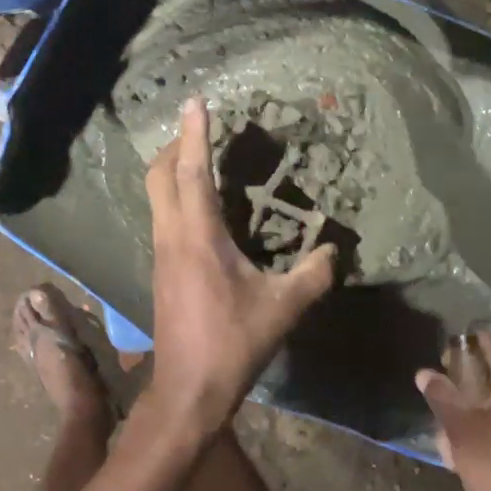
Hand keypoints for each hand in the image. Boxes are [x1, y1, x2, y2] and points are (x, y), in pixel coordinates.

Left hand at [145, 97, 336, 429]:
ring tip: (202, 158)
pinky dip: (176, 196)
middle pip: (159, 175)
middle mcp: (171, 236)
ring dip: (173, 169)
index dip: (195, 134)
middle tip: (201, 129)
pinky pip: (163, 216)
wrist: (187, 389)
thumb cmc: (232, 344)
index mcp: (197, 236)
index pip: (191, 172)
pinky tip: (203, 207)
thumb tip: (334, 252)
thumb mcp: (282, 308)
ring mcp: (161, 253)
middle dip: (176, 145)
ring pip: (156, 196)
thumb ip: (312, 275)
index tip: (195, 101)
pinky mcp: (162, 269)